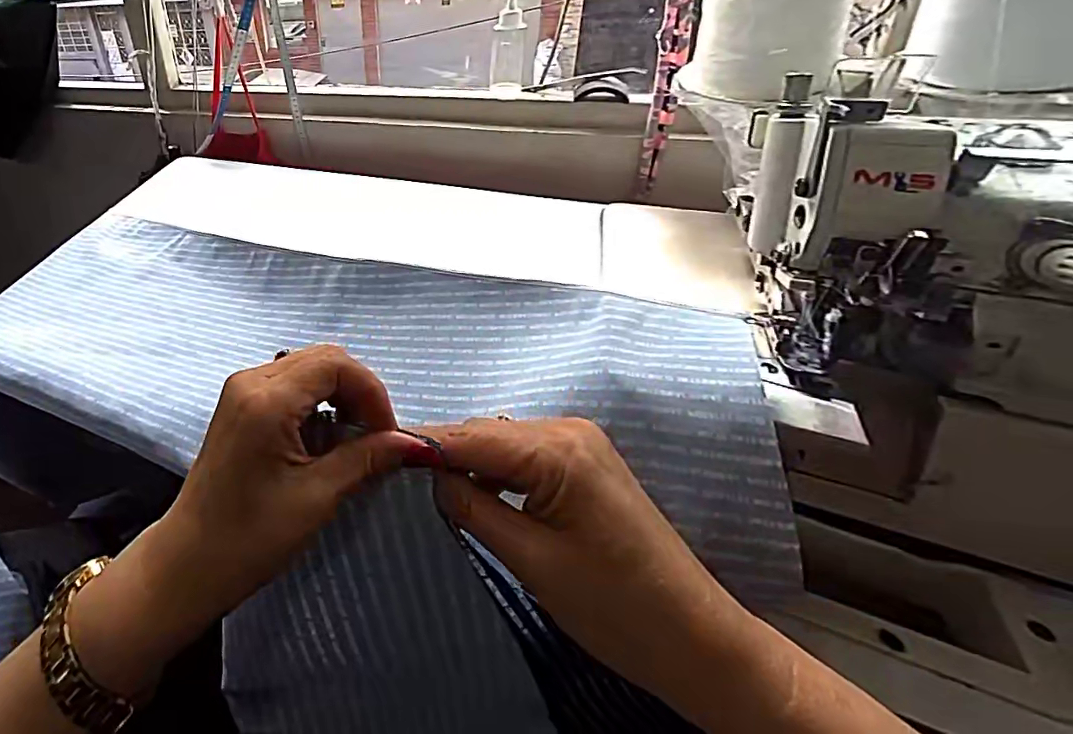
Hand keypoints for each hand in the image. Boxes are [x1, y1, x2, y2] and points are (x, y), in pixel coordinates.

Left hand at [67, 346, 422, 695]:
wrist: (193, 555)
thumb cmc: (251, 534)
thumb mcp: (317, 496)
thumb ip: (366, 458)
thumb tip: (413, 442)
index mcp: (265, 398)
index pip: (334, 363)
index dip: (371, 392)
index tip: (388, 435)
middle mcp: (248, 381)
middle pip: (320, 359)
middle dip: (357, 391)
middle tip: (375, 439)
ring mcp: (239, 390)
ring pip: (304, 369)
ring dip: (337, 396)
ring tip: (352, 444)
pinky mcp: (237, 405)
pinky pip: (286, 385)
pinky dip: (314, 403)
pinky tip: (323, 442)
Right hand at [417, 418, 785, 730]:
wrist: (703, 647)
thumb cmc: (618, 608)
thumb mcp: (528, 558)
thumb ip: (468, 505)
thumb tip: (425, 474)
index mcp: (557, 450)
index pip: (466, 435)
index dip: (418, 445)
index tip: (373, 453)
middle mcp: (567, 431)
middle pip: (479, 433)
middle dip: (441, 455)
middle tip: (395, 478)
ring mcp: (578, 443)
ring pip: (495, 442)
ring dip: (465, 463)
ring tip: (429, 489)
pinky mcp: (582, 461)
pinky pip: (518, 454)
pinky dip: (492, 471)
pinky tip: (474, 493)